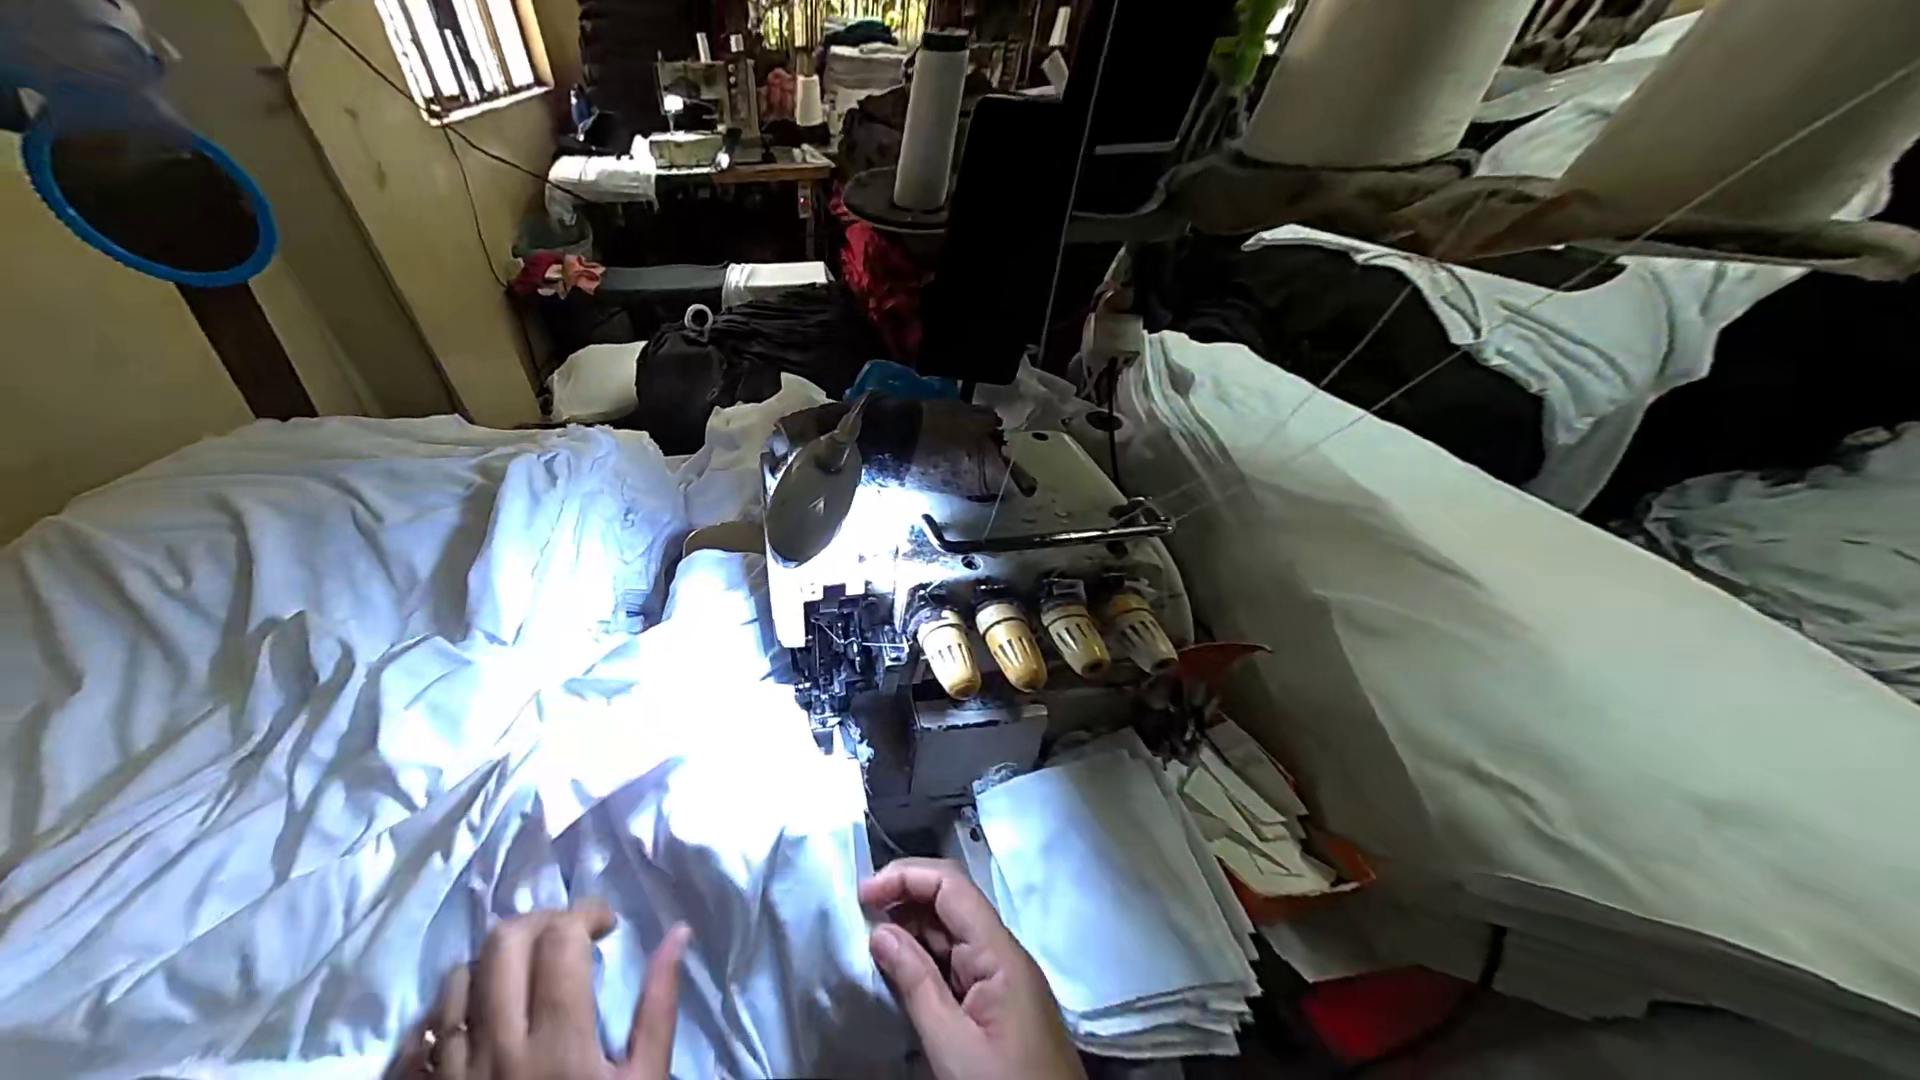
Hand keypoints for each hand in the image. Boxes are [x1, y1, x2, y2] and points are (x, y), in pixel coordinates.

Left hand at [387, 900, 692, 1079]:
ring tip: (528, 974)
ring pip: (460, 975)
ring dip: (498, 961)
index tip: (608, 926)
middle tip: (570, 936)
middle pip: (504, 942)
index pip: (560, 939)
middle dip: (543, 921)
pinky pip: (425, 1026)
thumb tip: (678, 932)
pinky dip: (457, 1003)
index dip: (587, 913)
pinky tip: (487, 1013)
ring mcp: (449, 1072)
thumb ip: (659, 1005)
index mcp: (558, 1041)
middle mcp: (496, 1047)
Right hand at [860, 858, 1085, 1079]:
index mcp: (1000, 951)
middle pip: (952, 902)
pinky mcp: (996, 1001)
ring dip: (911, 927)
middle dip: (905, 897)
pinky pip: (956, 962)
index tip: (864, 892)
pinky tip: (899, 966)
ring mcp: (1001, 976)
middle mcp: (1003, 952)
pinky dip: (925, 957)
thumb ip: (916, 983)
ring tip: (871, 939)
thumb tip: (880, 932)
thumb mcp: (952, 1045)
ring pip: (951, 931)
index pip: (952, 885)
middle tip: (861, 915)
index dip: (907, 877)